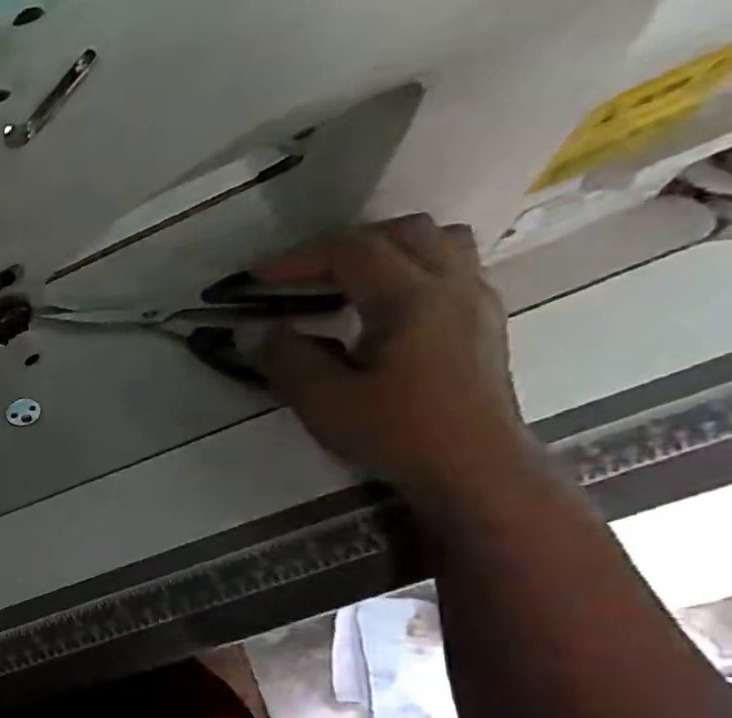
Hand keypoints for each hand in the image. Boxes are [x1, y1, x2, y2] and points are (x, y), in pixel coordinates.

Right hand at [253, 214, 541, 507]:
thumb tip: (251, 330)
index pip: (351, 251)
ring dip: (385, 249)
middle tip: (299, 277)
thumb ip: (286, 358)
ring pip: (437, 242)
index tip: (254, 279)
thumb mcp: (325, 401)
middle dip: (341, 246)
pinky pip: (450, 268)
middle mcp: (452, 285)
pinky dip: (409, 270)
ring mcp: (476, 301)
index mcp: (412, 299)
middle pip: (401, 232)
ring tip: (346, 281)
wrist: (475, 468)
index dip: (297, 258)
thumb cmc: (398, 433)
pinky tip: (381, 307)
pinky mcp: (482, 322)